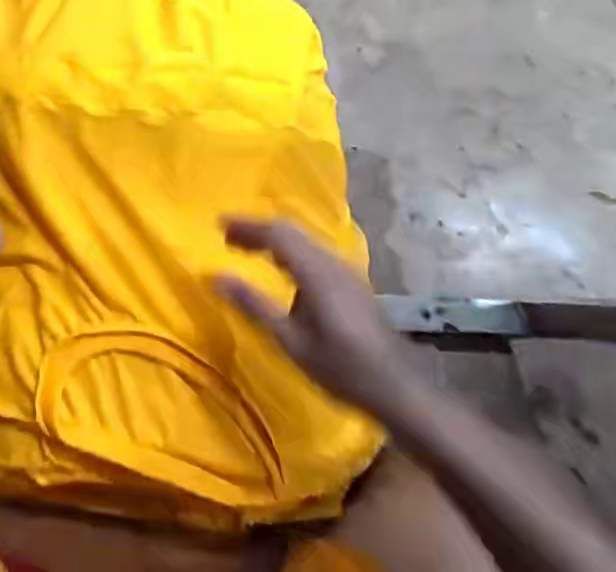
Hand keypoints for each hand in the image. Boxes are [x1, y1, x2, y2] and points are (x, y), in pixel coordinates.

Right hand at [214, 219, 419, 414]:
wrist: (400, 391)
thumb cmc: (341, 368)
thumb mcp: (289, 340)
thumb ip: (252, 304)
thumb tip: (214, 276)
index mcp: (316, 273)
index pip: (276, 234)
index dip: (246, 226)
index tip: (218, 225)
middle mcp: (332, 264)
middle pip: (290, 231)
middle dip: (256, 228)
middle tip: (227, 236)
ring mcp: (346, 272)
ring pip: (303, 239)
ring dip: (273, 237)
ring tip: (247, 247)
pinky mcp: (352, 282)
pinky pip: (313, 251)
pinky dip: (288, 248)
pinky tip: (280, 265)